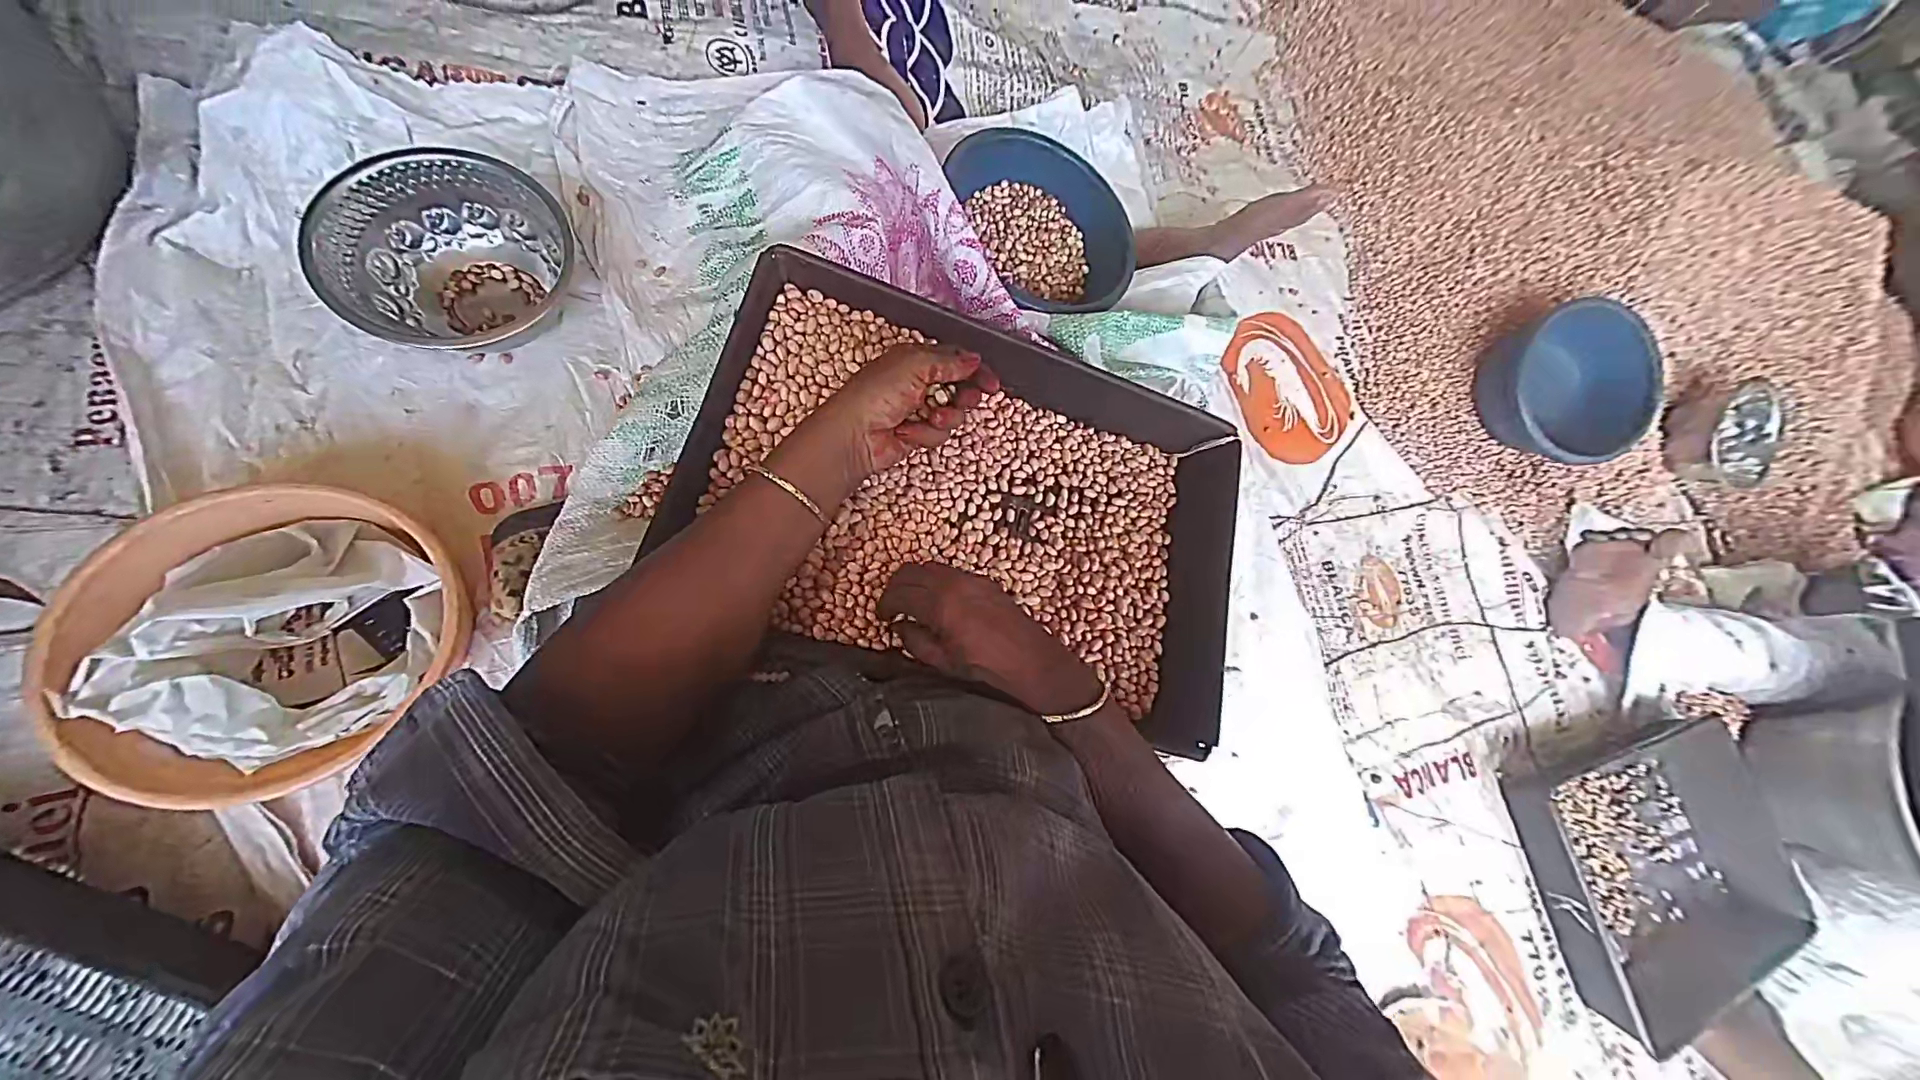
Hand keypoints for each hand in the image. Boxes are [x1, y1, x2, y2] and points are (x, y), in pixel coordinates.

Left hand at [769, 343, 998, 503]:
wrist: (854, 434)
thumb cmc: (875, 394)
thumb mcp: (915, 365)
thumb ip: (949, 362)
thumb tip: (974, 359)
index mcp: (916, 359)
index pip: (956, 360)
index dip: (976, 371)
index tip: (991, 384)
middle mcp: (919, 383)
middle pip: (959, 389)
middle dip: (964, 397)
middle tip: (963, 400)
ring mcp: (918, 410)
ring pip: (953, 415)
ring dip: (944, 418)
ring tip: (929, 418)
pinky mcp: (917, 434)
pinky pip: (938, 435)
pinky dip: (926, 434)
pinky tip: (907, 431)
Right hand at [879, 562, 1104, 716]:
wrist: (1034, 665)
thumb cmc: (988, 670)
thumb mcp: (944, 663)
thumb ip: (915, 641)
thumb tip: (900, 626)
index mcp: (941, 605)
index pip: (899, 593)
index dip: (885, 604)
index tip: (881, 616)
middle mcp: (955, 584)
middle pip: (911, 571)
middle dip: (895, 587)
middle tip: (891, 607)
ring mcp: (972, 580)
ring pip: (931, 567)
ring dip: (916, 581)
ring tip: (913, 604)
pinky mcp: (986, 582)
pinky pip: (951, 572)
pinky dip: (936, 581)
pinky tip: (938, 602)